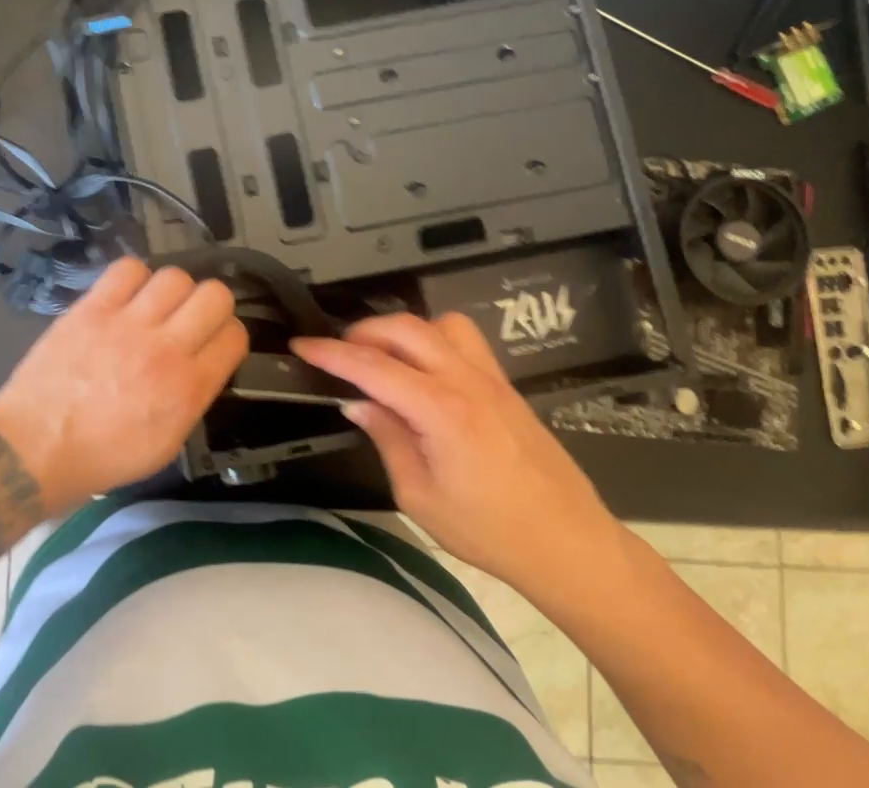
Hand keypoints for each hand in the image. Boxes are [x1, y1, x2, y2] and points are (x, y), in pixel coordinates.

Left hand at [0, 258, 247, 513]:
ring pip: (175, 277)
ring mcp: (127, 324)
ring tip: (155, 307)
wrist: (35, 450)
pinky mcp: (91, 309)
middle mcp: (166, 349)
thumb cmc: (100, 459)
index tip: (213, 342)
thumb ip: (190, 399)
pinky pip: (127, 270)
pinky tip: (125, 296)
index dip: (228, 336)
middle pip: (215, 295)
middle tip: (190, 320)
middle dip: (210, 306)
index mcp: (188, 389)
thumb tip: (198, 369)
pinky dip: (133, 278)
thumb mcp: (165, 445)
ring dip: (172, 291)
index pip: (234, 336)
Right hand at [292, 313, 624, 598]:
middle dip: (362, 332)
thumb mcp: (420, 496)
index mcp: (441, 411)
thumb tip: (358, 403)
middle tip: (337, 354)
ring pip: (440, 324)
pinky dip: (432, 341)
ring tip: (381, 359)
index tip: (300, 346)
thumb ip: (387, 439)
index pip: (373, 367)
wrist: (568, 543)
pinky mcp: (506, 388)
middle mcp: (467, 382)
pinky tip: (421, 373)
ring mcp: (492, 380)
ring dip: (402, 331)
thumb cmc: (489, 531)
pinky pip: (465, 342)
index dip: (330, 353)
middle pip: (406, 328)